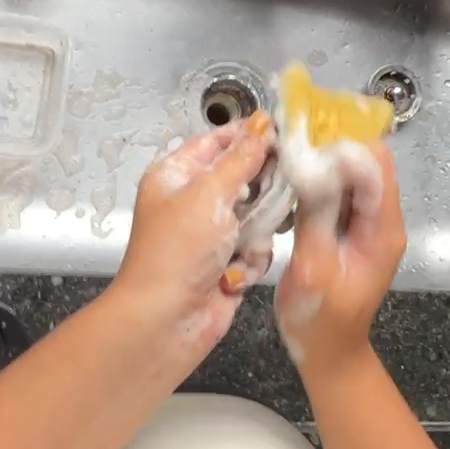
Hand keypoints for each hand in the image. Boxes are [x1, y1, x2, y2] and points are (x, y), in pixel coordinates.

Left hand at [109, 115, 274, 359]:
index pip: (216, 142)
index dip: (247, 136)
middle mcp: (194, 200)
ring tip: (248, 240)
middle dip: (261, 188)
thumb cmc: (177, 251)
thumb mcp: (209, 194)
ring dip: (258, 228)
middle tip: (271, 194)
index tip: (282, 132)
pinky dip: (252, 258)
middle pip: (243, 176)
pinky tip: (237, 270)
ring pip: (257, 213)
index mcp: (177, 176)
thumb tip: (262, 127)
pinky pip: (257, 246)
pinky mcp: (227, 260)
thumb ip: (242, 159)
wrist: (166, 321)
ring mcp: (212, 232)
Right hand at [275, 141, 405, 378]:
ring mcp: (367, 221)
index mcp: (382, 227)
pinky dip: (315, 181)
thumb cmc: (320, 319)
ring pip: (349, 172)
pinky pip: (337, 190)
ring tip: (286, 160)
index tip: (304, 138)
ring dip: (320, 162)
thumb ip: (316, 213)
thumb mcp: (314, 267)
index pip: (375, 164)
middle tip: (289, 144)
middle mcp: (382, 218)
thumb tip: (313, 161)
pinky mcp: (350, 226)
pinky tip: (290, 185)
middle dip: (329, 147)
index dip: (343, 144)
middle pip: (365, 162)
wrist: (328, 353)